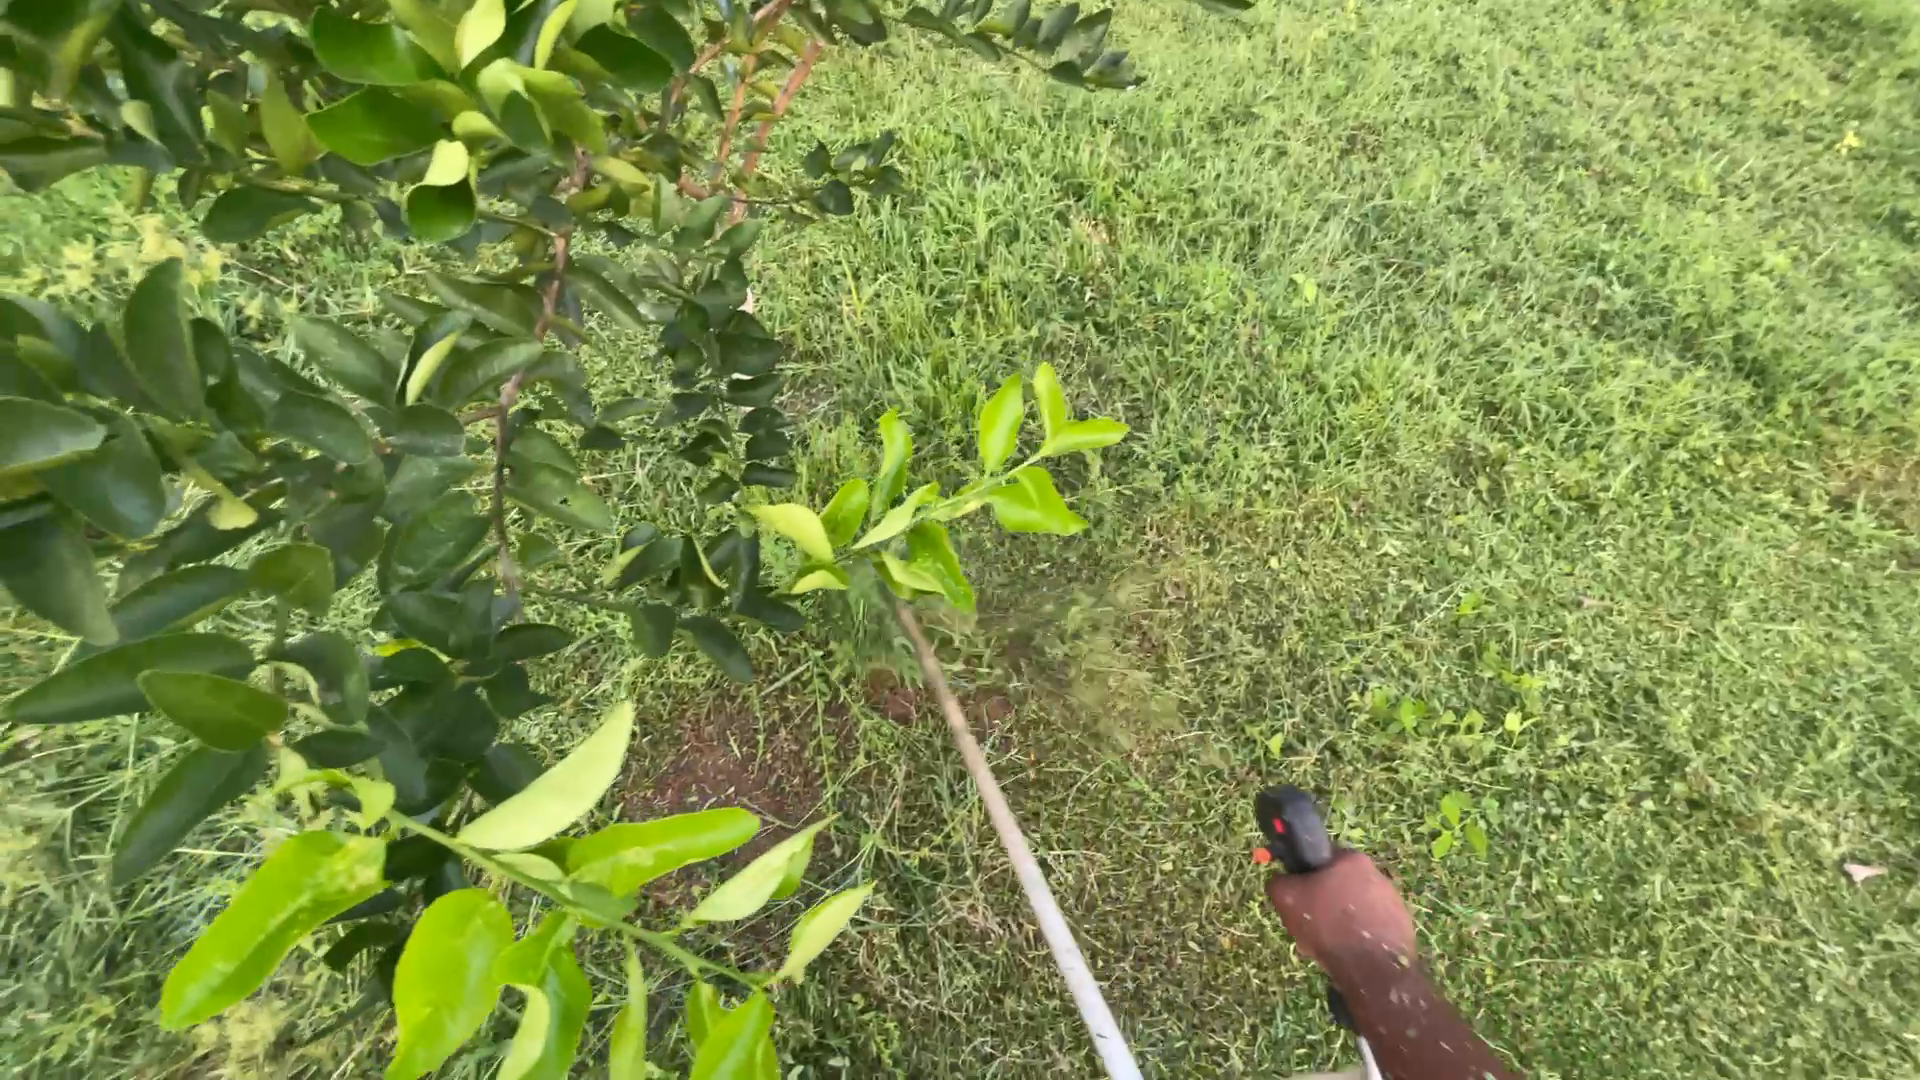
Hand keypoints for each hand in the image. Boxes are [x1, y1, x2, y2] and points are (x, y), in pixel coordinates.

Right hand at [1264, 850, 1415, 978]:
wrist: (1373, 972)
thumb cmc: (1327, 925)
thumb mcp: (1286, 897)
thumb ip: (1279, 880)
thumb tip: (1283, 880)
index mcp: (1352, 858)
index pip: (1321, 861)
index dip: (1307, 879)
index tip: (1302, 899)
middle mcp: (1377, 873)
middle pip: (1339, 885)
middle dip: (1325, 903)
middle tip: (1312, 924)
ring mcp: (1395, 902)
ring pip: (1356, 907)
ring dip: (1342, 921)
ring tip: (1330, 944)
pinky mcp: (1405, 928)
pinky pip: (1373, 927)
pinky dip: (1360, 937)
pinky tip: (1349, 953)